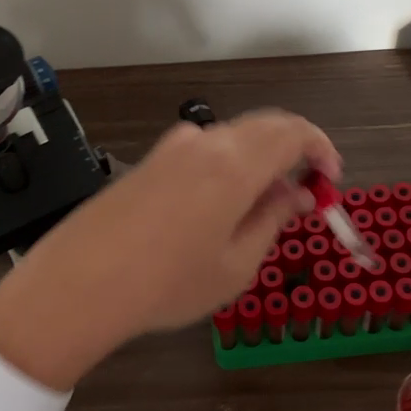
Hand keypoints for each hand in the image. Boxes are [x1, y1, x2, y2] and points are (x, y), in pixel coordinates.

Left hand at [0, 109, 338, 389]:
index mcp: (234, 163)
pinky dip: (230, 165)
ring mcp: (173, 148)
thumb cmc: (168, 283)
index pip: (293, 131)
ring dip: (260, 160)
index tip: (330, 180)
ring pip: (234, 137)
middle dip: (293, 152)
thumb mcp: (235, 265)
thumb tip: (297, 194)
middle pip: (264, 126)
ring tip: (261, 210)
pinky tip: (220, 208)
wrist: (79, 283)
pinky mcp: (150, 160)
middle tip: (303, 194)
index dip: (321, 148)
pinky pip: (205, 149)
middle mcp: (205, 142)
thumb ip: (272, 220)